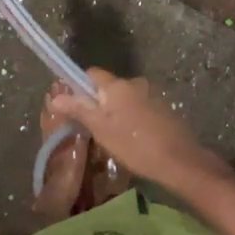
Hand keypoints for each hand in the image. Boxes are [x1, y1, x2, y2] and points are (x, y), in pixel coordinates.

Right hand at [49, 69, 225, 188]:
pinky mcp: (165, 107)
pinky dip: (134, 118)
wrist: (180, 161)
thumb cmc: (135, 145)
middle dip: (100, 103)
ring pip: (125, 98)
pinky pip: (140, 107)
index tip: (76, 106)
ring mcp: (152, 93)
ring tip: (117, 137)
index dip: (80, 86)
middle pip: (109, 87)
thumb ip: (79, 109)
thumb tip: (54, 96)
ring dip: (119, 111)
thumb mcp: (102, 129)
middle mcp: (134, 82)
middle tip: (95, 128)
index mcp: (116, 84)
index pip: (91, 74)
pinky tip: (136, 139)